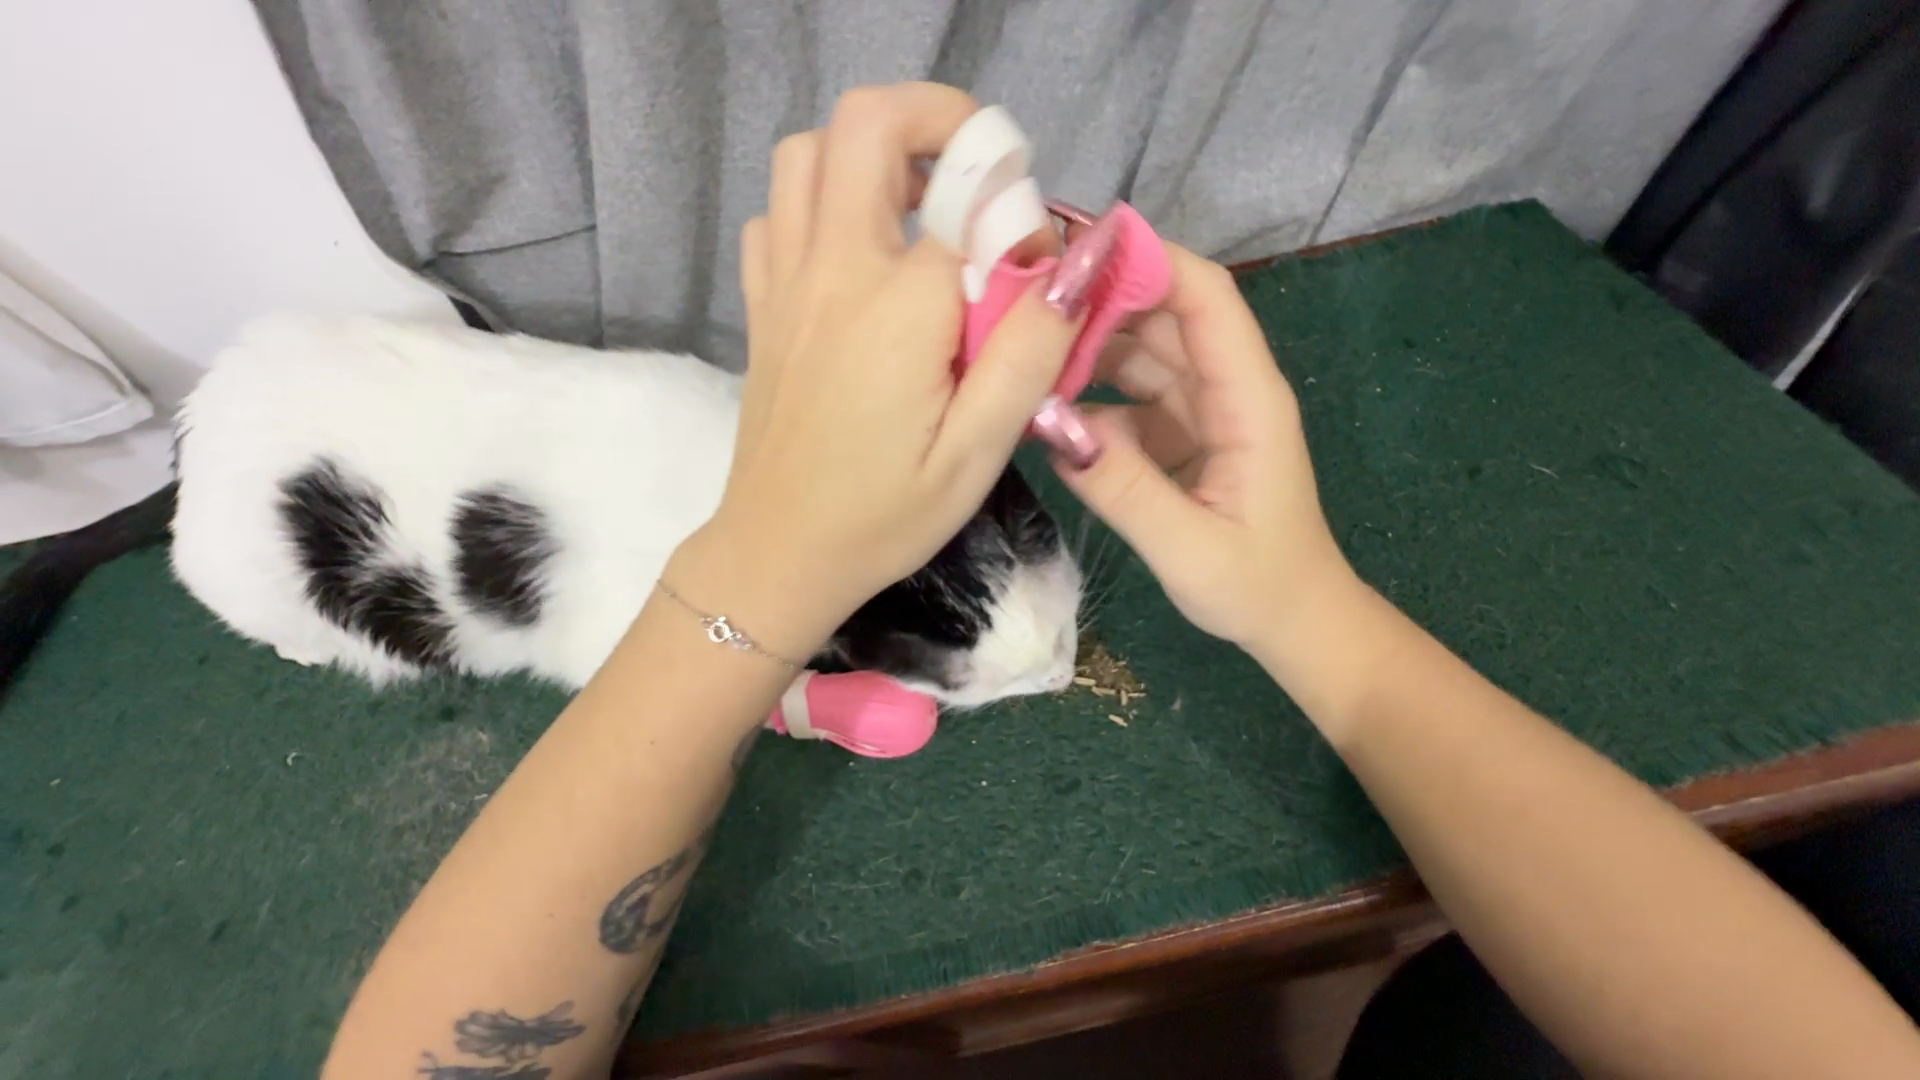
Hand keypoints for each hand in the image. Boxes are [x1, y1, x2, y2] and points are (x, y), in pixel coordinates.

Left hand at [680, 83, 1079, 655]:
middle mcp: (833, 270)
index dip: (1019, 229)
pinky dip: (818, 201)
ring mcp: (786, 281)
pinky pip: (777, 213)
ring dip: (871, 152)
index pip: (973, 211)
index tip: (1037, 282)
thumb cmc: (883, 516)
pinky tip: (857, 253)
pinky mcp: (764, 305)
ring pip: (809, 153)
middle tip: (980, 178)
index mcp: (898, 307)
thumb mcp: (977, 452)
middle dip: (937, 123)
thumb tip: (1077, 266)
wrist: (779, 551)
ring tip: (921, 205)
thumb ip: (1028, 352)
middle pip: (869, 125)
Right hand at [1054, 242, 1356, 657]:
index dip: (1148, 261)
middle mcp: (1225, 390)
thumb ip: (1123, 490)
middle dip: (1098, 302)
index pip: (1205, 299)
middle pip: (1162, 318)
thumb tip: (1050, 427)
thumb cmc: (1257, 586)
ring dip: (1086, 349)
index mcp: (1248, 400)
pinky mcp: (1179, 437)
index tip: (1075, 251)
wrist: (1294, 622)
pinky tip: (1043, 409)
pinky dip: (1088, 398)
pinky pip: (1128, 400)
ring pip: (1139, 355)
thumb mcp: (1188, 548)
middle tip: (1020, 302)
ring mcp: (1200, 412)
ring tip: (1019, 351)